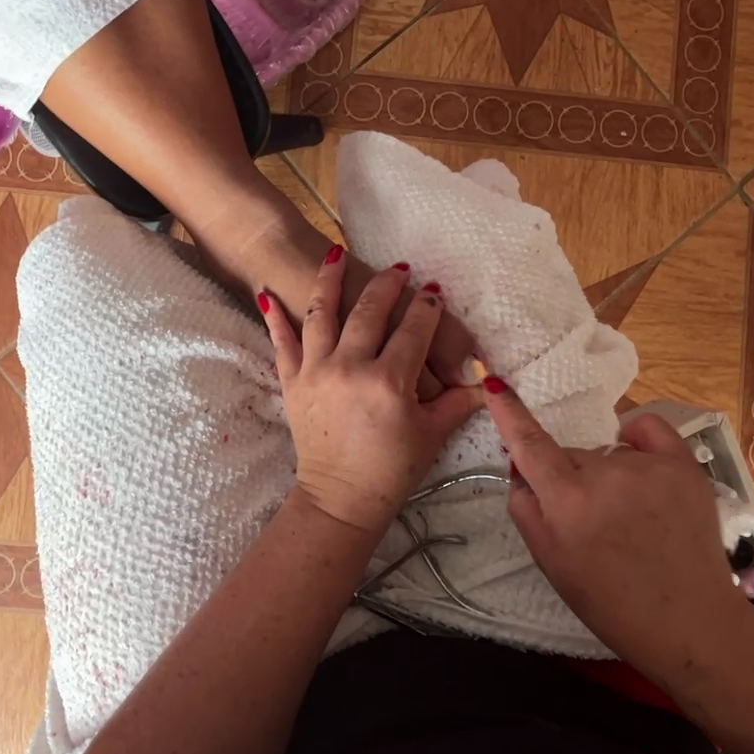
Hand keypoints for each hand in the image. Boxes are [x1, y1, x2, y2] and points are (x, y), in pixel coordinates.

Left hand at [260, 246, 480, 532]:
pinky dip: (274, 317)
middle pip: (369, 312)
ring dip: (329, 280)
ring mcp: (317, 371)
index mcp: (389, 381)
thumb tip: (487, 380)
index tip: (433, 291)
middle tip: (398, 269)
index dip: (427, 308)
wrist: (340, 499)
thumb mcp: (432, 434)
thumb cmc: (391, 470)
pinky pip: (281, 343)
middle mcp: (350, 367)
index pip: (413, 330)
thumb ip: (458, 402)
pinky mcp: (293, 382)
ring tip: (335, 254)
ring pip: (322, 314)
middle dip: (386, 285)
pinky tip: (266, 291)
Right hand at [485, 383, 748, 673]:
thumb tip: (519, 465)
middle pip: (571, 456)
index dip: (508, 411)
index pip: (529, 443)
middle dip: (572, 478)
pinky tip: (644, 469)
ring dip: (608, 473)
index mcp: (567, 502)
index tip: (494, 383)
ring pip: (606, 453)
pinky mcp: (684, 467)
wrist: (691, 626)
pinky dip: (639, 441)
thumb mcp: (550, 561)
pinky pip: (648, 430)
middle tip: (593, 521)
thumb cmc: (610, 601)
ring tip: (631, 516)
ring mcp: (647, 467)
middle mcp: (605, 475)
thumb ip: (524, 506)